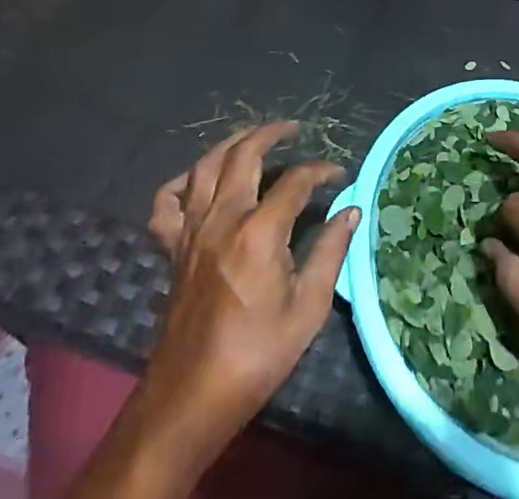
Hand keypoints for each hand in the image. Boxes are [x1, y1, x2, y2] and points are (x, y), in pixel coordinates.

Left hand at [70, 122, 358, 498]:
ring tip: (252, 137)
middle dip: (269, 133)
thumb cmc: (259, 353)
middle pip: (242, 154)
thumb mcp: (307, 307)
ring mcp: (190, 228)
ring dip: (230, 143)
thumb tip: (351, 210)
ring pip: (204, 165)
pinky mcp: (171, 244)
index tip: (338, 173)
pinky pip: (167, 200)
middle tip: (292, 129)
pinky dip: (182, 181)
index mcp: (258, 232)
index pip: (294, 182)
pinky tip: (198, 179)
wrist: (196, 388)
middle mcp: (220, 217)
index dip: (319, 170)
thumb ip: (330, 251)